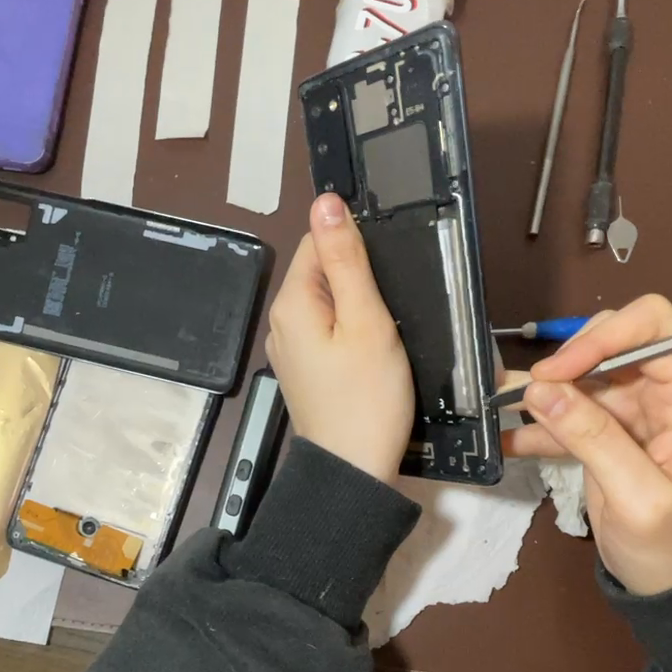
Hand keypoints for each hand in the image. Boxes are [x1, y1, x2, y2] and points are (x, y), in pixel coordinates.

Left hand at [264, 193, 414, 482]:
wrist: (352, 469)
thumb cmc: (367, 397)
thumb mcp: (366, 320)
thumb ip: (346, 260)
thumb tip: (326, 202)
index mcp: (292, 301)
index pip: (316, 240)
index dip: (354, 244)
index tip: (386, 268)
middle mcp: (281, 321)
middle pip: (320, 272)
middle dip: (357, 278)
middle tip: (390, 308)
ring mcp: (289, 349)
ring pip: (326, 304)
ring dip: (356, 307)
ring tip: (383, 333)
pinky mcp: (303, 371)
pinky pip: (325, 333)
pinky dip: (348, 333)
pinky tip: (370, 353)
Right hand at [505, 295, 671, 594]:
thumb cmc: (671, 548)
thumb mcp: (637, 499)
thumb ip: (593, 440)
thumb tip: (539, 390)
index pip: (656, 328)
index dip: (603, 337)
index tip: (554, 373)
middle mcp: (669, 394)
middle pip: (616, 341)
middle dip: (567, 361)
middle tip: (528, 392)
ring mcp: (636, 412)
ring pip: (584, 375)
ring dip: (540, 389)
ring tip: (495, 404)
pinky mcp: (608, 432)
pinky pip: (568, 411)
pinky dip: (535, 423)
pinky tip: (503, 437)